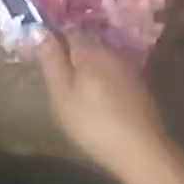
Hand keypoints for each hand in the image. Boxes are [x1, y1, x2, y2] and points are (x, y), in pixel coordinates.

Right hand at [36, 33, 173, 174]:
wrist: (141, 152)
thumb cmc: (92, 122)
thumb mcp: (62, 93)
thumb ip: (51, 61)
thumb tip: (42, 32)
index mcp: (92, 52)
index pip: (69, 31)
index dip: (54, 38)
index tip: (43, 53)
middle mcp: (113, 55)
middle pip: (87, 44)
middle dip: (71, 53)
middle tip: (56, 75)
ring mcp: (129, 71)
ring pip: (101, 60)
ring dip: (87, 67)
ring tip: (74, 88)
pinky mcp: (139, 88)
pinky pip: (113, 73)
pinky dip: (101, 79)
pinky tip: (97, 98)